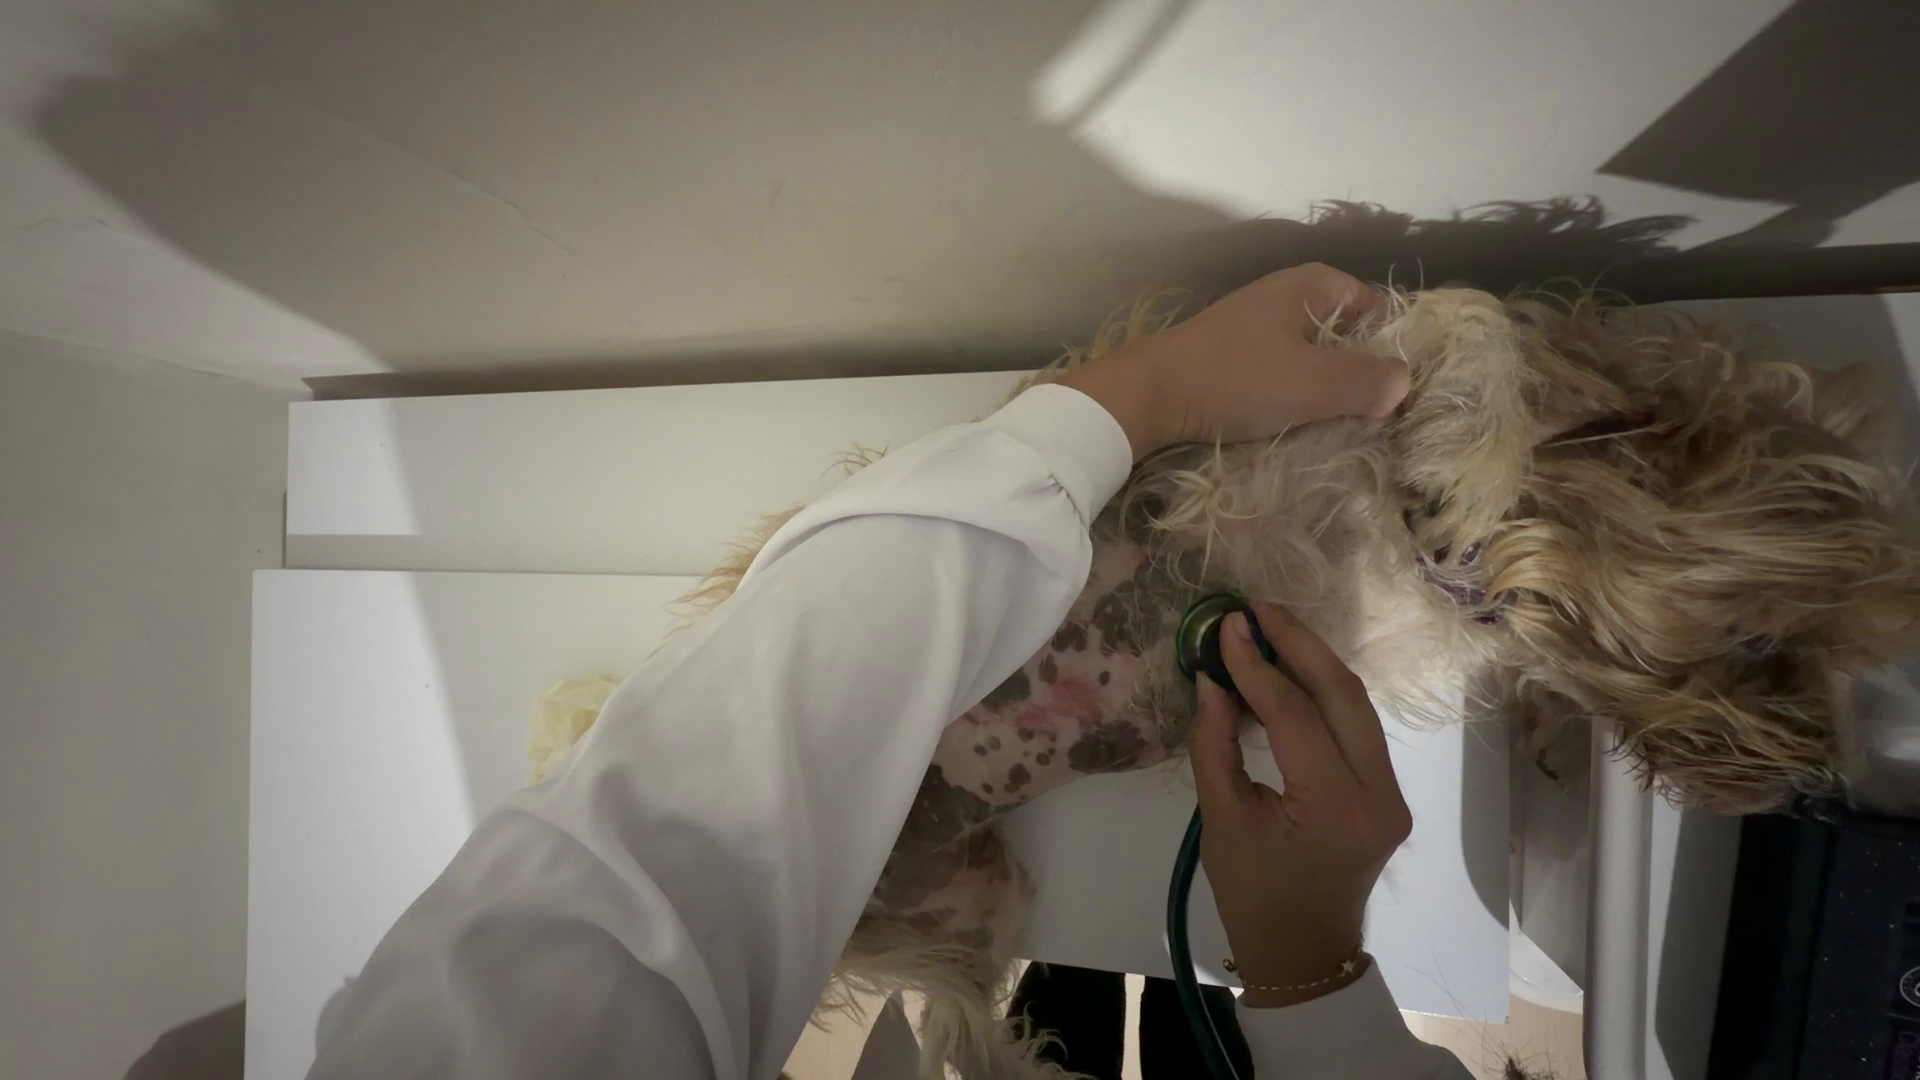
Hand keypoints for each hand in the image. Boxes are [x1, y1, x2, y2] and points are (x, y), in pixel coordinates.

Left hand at [1059, 264, 1408, 457]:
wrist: (1148, 394)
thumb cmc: (1236, 380)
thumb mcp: (1314, 384)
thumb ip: (1368, 381)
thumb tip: (1402, 386)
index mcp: (1314, 284)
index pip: (1378, 311)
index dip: (1389, 352)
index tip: (1389, 396)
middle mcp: (1284, 293)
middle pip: (1342, 336)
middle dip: (1353, 375)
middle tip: (1362, 416)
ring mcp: (1251, 323)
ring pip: (1306, 358)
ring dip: (1316, 390)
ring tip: (1324, 423)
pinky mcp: (1226, 354)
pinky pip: (1273, 372)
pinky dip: (1282, 394)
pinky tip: (1282, 419)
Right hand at [1187, 603, 1412, 1007]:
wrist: (1305, 953)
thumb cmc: (1252, 892)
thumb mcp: (1220, 817)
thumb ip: (1213, 742)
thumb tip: (1212, 678)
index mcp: (1335, 808)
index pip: (1295, 715)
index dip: (1256, 666)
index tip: (1227, 625)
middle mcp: (1379, 794)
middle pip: (1344, 694)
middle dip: (1299, 643)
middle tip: (1256, 609)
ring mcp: (1392, 792)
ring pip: (1356, 702)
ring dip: (1313, 659)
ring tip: (1269, 626)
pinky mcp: (1386, 789)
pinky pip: (1354, 722)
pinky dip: (1320, 688)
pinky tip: (1287, 667)